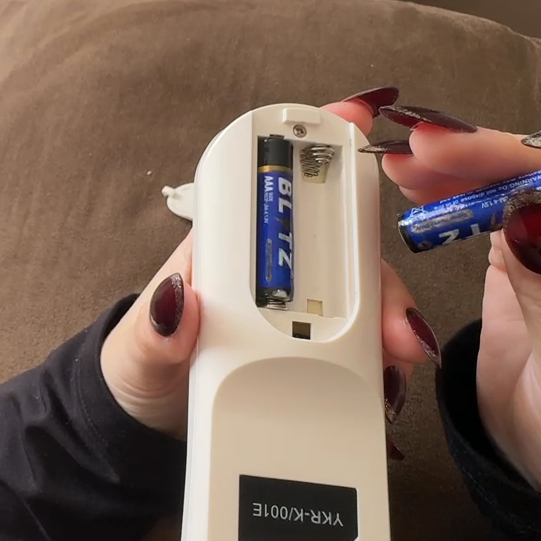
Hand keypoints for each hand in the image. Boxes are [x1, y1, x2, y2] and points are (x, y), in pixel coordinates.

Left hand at [101, 89, 439, 436]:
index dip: (311, 153)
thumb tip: (176, 301)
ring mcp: (293, 315)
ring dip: (387, 314)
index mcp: (223, 253)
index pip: (269, 195)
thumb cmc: (142, 364)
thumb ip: (153, 332)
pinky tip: (393, 376)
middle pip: (334, 244)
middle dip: (371, 261)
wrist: (149, 421)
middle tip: (393, 318)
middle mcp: (265, 275)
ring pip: (358, 293)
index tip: (354, 119)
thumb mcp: (139, 351)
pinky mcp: (310, 355)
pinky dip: (383, 356)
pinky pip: (360, 345)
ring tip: (401, 353)